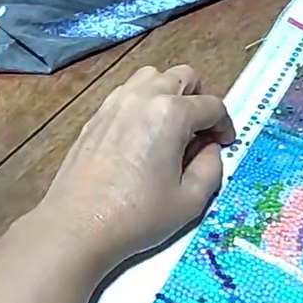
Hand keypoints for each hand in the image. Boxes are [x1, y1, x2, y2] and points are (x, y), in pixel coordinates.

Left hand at [30, 64, 234, 273]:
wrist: (78, 225)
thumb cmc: (136, 216)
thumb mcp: (190, 200)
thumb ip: (212, 168)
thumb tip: (211, 149)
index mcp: (171, 113)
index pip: (212, 105)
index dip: (224, 125)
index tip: (224, 144)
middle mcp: (142, 97)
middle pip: (183, 76)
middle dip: (199, 99)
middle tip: (200, 132)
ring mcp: (115, 103)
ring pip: (151, 77)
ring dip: (168, 94)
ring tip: (171, 128)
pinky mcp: (96, 116)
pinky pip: (127, 94)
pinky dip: (142, 104)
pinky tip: (142, 136)